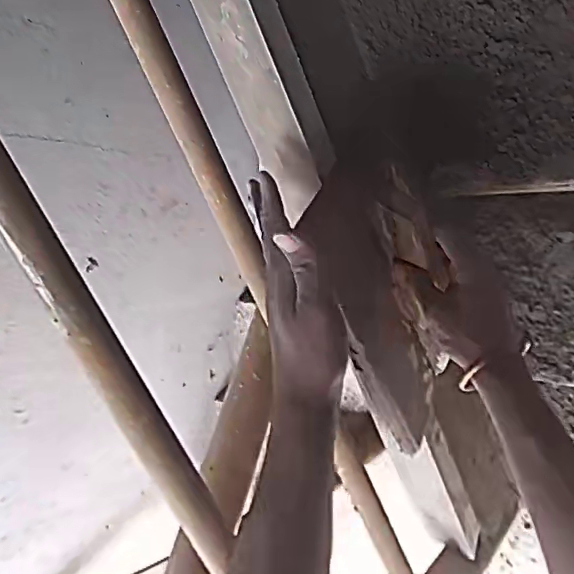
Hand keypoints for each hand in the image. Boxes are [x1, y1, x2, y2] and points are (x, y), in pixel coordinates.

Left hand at [252, 172, 345, 404]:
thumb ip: (305, 271)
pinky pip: (284, 266)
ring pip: (273, 252)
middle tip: (257, 183)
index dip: (270, 204)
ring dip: (271, 226)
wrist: (305, 396)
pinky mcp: (290, 310)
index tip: (263, 176)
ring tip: (269, 207)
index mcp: (280, 279)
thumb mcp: (316, 310)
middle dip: (263, 209)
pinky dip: (283, 248)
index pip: (273, 233)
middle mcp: (276, 284)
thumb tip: (285, 231)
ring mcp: (281, 298)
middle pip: (267, 238)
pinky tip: (289, 255)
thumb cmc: (314, 355)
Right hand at [394, 225, 519, 370]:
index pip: (447, 234)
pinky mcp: (496, 295)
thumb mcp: (432, 311)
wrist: (498, 367)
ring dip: (445, 259)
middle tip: (412, 250)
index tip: (407, 233)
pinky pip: (473, 272)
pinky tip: (443, 286)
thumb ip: (415, 284)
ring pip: (466, 258)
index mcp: (471, 265)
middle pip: (458, 244)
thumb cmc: (465, 337)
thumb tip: (400, 266)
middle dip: (434, 244)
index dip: (426, 231)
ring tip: (423, 268)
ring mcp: (494, 281)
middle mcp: (486, 267)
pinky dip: (455, 271)